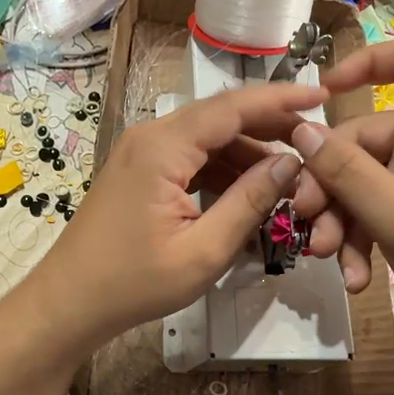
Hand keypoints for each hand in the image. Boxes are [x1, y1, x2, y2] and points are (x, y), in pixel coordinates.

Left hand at [27, 82, 325, 350]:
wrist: (70, 300)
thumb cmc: (134, 283)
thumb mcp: (203, 251)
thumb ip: (249, 203)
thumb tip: (291, 163)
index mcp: (163, 147)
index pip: (232, 107)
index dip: (280, 98)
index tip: (323, 93)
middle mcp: (150, 136)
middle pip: (220, 116)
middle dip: (270, 125)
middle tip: (316, 141)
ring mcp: (142, 151)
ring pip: (207, 137)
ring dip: (247, 151)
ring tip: (292, 174)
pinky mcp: (140, 170)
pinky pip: (190, 156)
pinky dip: (222, 168)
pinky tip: (251, 190)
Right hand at [289, 40, 393, 347]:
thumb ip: (344, 171)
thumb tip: (299, 130)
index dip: (364, 62)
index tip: (318, 94)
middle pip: (362, 137)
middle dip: (329, 182)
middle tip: (302, 217)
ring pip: (359, 180)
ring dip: (337, 219)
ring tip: (326, 258)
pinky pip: (372, 211)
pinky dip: (357, 240)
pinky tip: (354, 278)